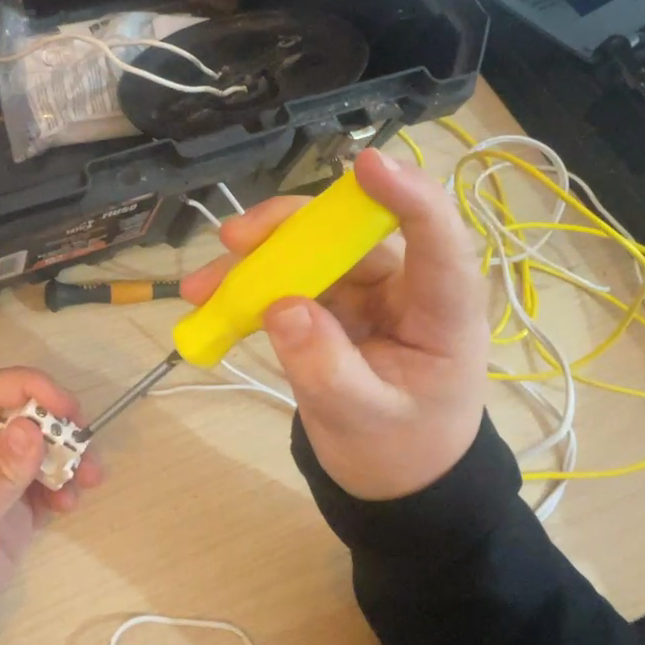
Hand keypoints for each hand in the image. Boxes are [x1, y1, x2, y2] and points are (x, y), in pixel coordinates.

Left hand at [0, 368, 105, 629]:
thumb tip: (33, 426)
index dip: (28, 386)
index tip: (67, 408)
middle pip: (23, 416)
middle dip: (59, 425)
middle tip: (87, 445)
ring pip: (40, 450)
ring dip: (69, 458)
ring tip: (90, 481)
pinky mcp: (13, 511)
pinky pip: (45, 485)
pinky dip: (63, 489)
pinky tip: (69, 508)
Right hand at [181, 149, 487, 500]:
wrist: (391, 479)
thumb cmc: (398, 452)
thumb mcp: (363, 421)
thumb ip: (326, 369)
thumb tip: (283, 307)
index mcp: (442, 311)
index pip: (438, 239)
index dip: (407, 195)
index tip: (366, 164)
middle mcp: (406, 286)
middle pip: (352, 233)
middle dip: (291, 228)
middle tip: (234, 238)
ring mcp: (365, 290)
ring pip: (310, 251)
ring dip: (254, 259)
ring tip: (202, 286)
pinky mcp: (332, 300)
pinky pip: (287, 278)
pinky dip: (247, 284)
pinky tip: (210, 297)